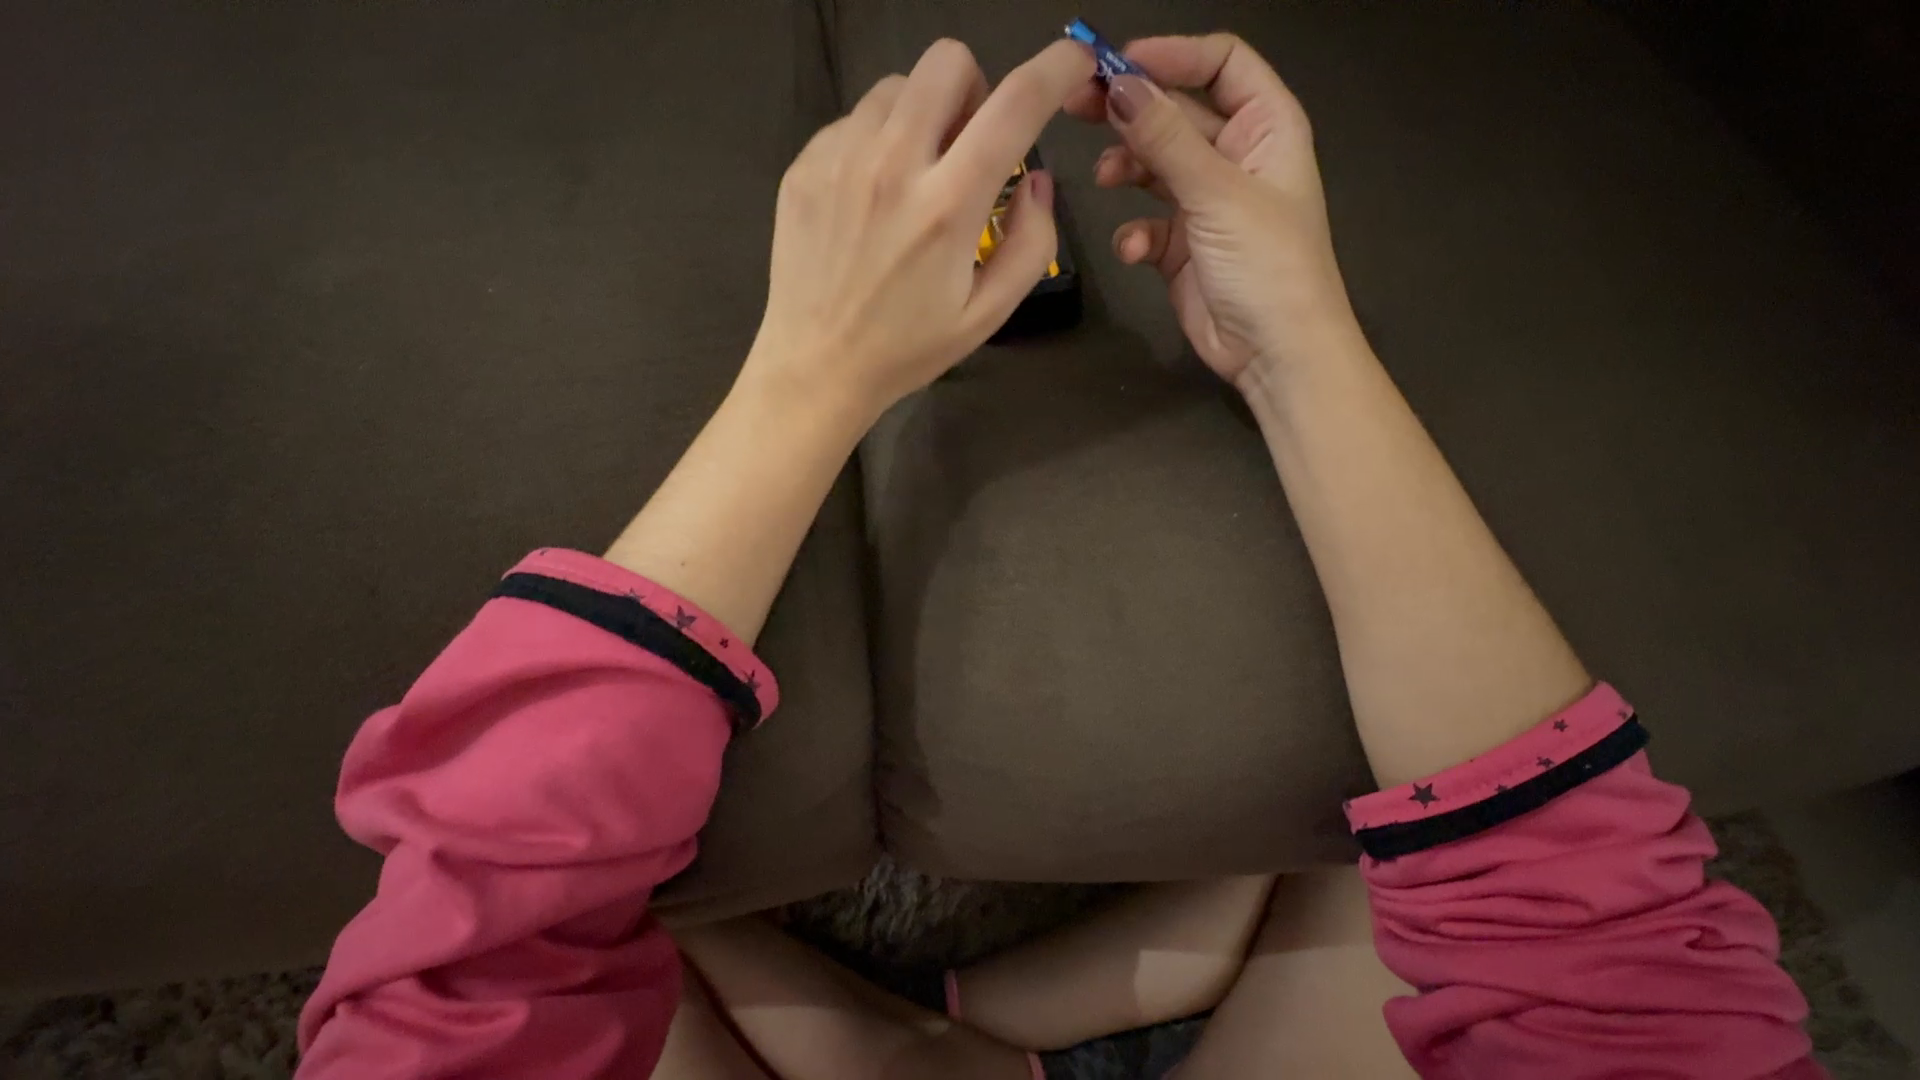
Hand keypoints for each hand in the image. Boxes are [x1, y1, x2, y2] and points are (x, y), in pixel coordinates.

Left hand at [742, 39, 1095, 416]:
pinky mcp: (805, 166)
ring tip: (915, 175)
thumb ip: (1032, 243)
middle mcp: (893, 166)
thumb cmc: (908, 350)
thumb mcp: (988, 314)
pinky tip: (871, 196)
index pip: (1015, 106)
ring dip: (922, 115)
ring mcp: (840, 160)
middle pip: (947, 62)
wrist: (816, 369)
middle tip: (969, 144)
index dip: (1056, 68)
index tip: (1074, 62)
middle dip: (975, 90)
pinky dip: (877, 141)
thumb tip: (1037, 180)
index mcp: (948, 207)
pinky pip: (854, 119)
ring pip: (897, 86)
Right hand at [1066, 34, 1354, 386]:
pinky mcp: (1182, 246)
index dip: (1171, 57)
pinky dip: (1134, 233)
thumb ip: (1165, 138)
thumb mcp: (1217, 193)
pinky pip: (1147, 224)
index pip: (1220, 64)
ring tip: (1104, 179)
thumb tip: (1118, 85)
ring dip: (1127, 168)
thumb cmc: (1267, 265)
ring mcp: (1207, 203)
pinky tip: (1133, 250)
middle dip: (1131, 111)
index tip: (1115, 64)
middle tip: (1077, 106)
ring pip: (1155, 166)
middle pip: (1176, 113)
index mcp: (1266, 128)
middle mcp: (1236, 158)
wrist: (1275, 352)